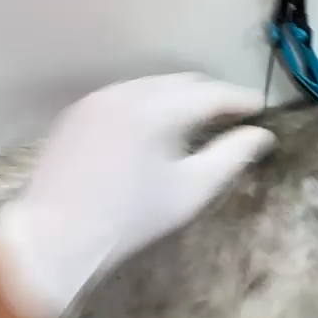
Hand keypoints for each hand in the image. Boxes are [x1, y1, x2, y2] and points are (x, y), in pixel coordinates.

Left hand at [0, 73, 275, 317]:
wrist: (55, 235)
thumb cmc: (130, 219)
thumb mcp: (189, 191)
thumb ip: (230, 157)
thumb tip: (261, 136)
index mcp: (156, 108)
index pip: (210, 93)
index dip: (240, 99)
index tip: (262, 108)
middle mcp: (127, 91)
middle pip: (181, 82)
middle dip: (210, 95)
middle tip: (233, 115)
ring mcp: (98, 98)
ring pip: (150, 85)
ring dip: (178, 97)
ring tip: (197, 119)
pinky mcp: (78, 111)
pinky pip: (124, 96)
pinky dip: (147, 103)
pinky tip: (153, 126)